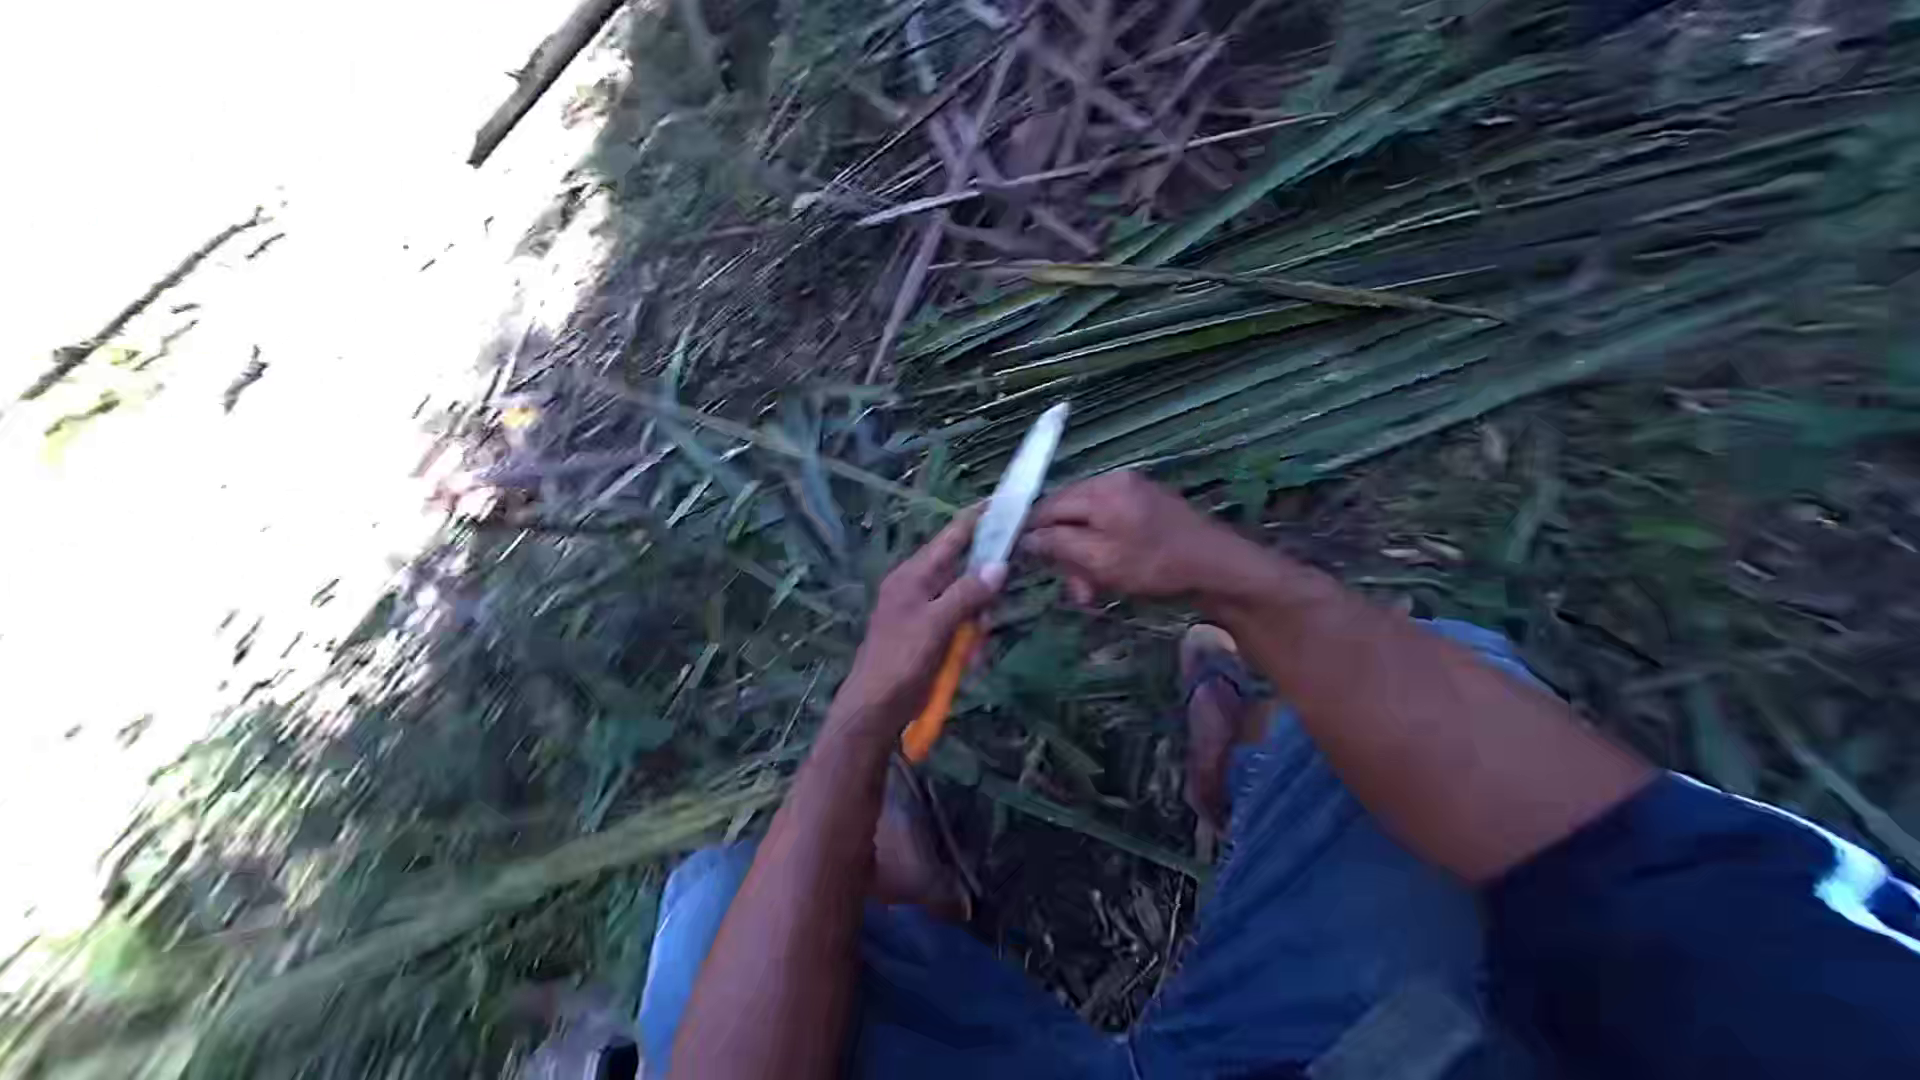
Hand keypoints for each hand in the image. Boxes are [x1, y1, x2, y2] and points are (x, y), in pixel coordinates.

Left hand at [827, 510, 1006, 736]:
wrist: (874, 709)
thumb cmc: (900, 661)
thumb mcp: (936, 625)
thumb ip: (967, 594)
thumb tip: (999, 565)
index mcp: (913, 575)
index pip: (951, 537)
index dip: (977, 520)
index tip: (1004, 504)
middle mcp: (917, 586)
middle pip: (962, 571)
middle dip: (982, 591)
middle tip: (990, 615)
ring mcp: (922, 612)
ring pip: (964, 603)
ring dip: (975, 624)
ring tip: (972, 651)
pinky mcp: (927, 635)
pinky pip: (957, 627)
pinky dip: (966, 642)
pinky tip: (967, 661)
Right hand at [1020, 471, 1263, 602]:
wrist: (1221, 570)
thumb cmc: (1157, 565)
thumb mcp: (1100, 560)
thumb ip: (1058, 545)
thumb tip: (1026, 537)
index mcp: (1102, 488)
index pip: (1049, 505)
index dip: (1032, 532)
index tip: (1024, 559)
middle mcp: (1116, 482)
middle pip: (1070, 514)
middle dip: (1066, 553)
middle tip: (1076, 589)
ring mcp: (1136, 492)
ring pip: (1090, 524)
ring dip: (1085, 558)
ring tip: (1093, 590)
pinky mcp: (1149, 508)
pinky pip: (1112, 526)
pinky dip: (1105, 551)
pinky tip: (1112, 575)